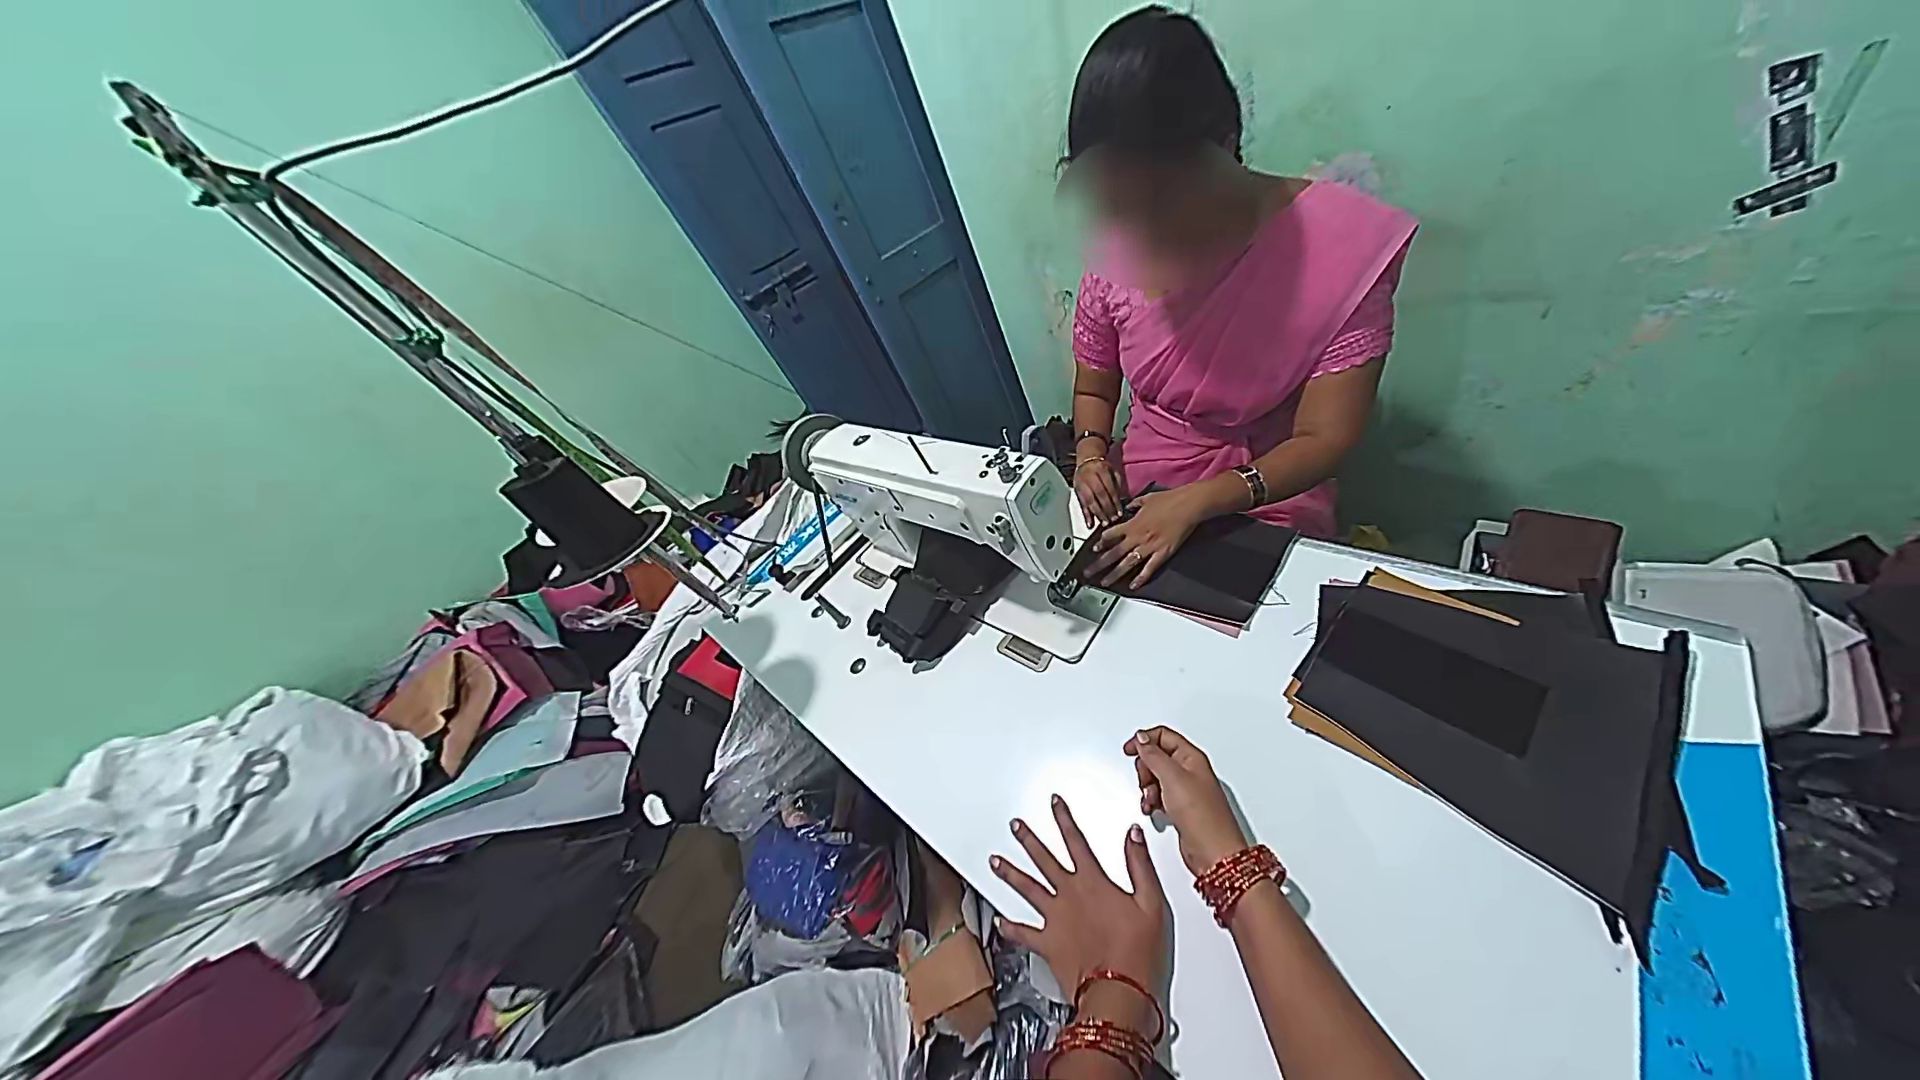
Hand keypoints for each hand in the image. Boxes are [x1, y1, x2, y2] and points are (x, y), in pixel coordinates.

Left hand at [991, 796, 1167, 1019]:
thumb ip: (1139, 865)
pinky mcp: (1047, 943)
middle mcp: (1068, 895)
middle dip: (1028, 839)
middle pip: (1043, 859)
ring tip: (995, 861)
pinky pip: (1023, 932)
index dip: (1063, 819)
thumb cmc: (1137, 952)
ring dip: (1010, 873)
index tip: (1054, 803)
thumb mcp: (1150, 903)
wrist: (1119, 992)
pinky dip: (1010, 928)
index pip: (1075, 841)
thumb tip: (1132, 835)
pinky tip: (1000, 921)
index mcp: (1092, 882)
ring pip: (1027, 888)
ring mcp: (1054, 918)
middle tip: (1015, 825)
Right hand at [1073, 450, 1125, 526]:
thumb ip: (1116, 485)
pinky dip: (1086, 516)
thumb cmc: (1102, 468)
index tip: (1119, 512)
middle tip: (1113, 520)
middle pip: (1099, 496)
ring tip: (1105, 523)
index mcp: (1101, 471)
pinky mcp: (1077, 492)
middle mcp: (1090, 478)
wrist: (1086, 461)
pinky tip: (1090, 524)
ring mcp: (1082, 486)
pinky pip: (1082, 505)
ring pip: (1090, 502)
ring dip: (1098, 514)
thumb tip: (1120, 502)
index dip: (1114, 502)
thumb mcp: (1112, 471)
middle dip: (1107, 509)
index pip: (1109, 489)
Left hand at [1085, 486, 1209, 587]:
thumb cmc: (1169, 500)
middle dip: (1099, 564)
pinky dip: (1141, 578)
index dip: (1100, 542)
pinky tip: (1133, 586)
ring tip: (1105, 582)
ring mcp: (1149, 547)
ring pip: (1127, 564)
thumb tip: (1128, 508)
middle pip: (1113, 553)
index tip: (1094, 548)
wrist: (1188, 505)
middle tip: (1088, 573)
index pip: (1110, 535)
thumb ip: (1133, 505)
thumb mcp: (1145, 499)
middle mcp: (1137, 537)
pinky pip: (1149, 568)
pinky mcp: (1163, 553)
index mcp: (1131, 524)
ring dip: (1114, 574)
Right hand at [1124, 726, 1250, 876]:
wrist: (1214, 854)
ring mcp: (1185, 790)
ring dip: (1147, 787)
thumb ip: (1153, 755)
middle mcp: (1189, 772)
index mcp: (1191, 757)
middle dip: (1145, 768)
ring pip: (1155, 777)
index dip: (1143, 740)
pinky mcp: (1180, 807)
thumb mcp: (1172, 777)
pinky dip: (1151, 800)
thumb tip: (1141, 738)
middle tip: (1147, 780)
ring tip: (1151, 799)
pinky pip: (1158, 795)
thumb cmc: (1203, 817)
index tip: (1129, 749)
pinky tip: (1153, 808)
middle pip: (1156, 756)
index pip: (1163, 736)